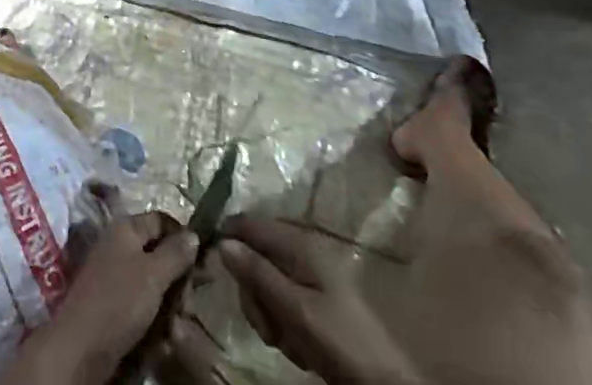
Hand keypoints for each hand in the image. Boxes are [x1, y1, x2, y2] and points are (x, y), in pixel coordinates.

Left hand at [1, 213, 197, 384]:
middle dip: (178, 274)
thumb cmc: (119, 300)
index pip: (161, 220)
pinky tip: (164, 334)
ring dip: (169, 299)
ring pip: (153, 280)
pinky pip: (142, 301)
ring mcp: (114, 274)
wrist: (80, 346)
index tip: (205, 259)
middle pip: (158, 251)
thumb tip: (194, 233)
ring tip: (177, 319)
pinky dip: (154, 315)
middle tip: (191, 297)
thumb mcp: (153, 274)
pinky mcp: (113, 302)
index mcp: (125, 228)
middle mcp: (119, 246)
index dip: (183, 235)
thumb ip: (176, 253)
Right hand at [172, 216, 421, 384]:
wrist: (380, 383)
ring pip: (264, 281)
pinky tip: (293, 342)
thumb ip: (257, 273)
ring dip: (265, 311)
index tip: (211, 263)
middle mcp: (303, 251)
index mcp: (300, 243)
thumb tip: (222, 241)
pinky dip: (279, 320)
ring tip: (281, 339)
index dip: (228, 238)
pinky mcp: (312, 297)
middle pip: (255, 256)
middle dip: (252, 291)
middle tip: (263, 325)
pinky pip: (279, 299)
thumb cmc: (337, 340)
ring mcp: (308, 274)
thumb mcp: (293, 308)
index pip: (251, 223)